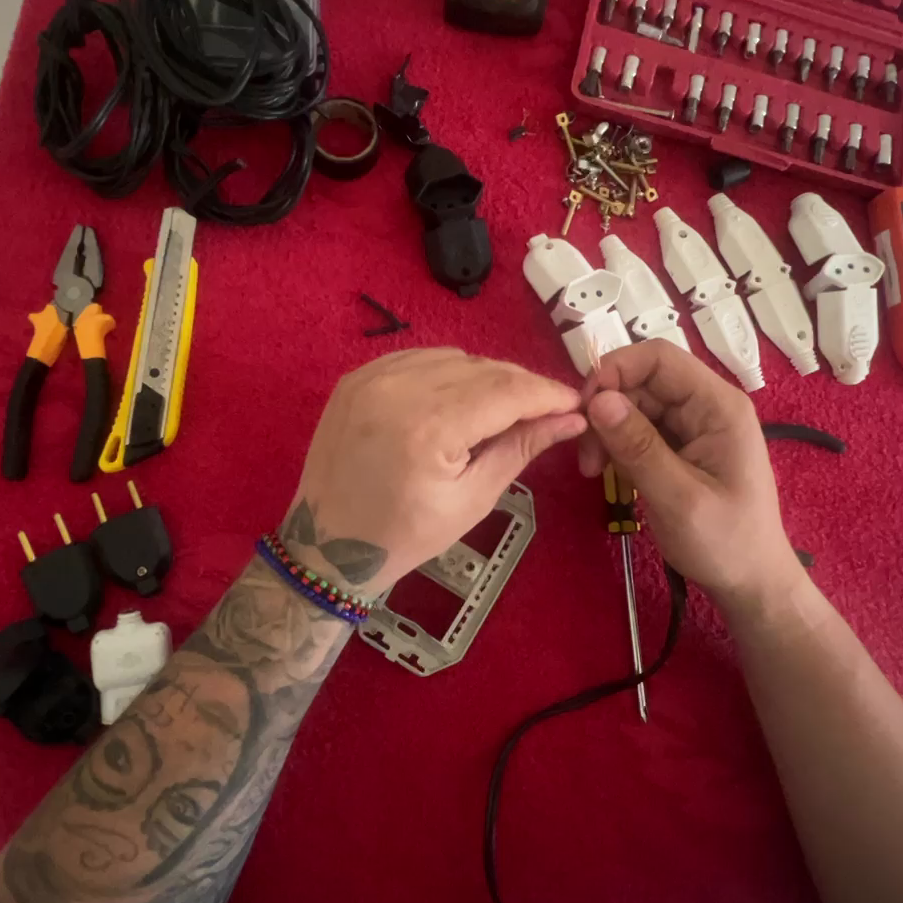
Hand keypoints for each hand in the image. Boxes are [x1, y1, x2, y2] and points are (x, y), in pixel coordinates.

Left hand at [283, 349, 586, 596]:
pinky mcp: (357, 376)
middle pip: (483, 368)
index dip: (548, 393)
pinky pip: (418, 358)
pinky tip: (458, 398)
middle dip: (521, 386)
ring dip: (486, 377)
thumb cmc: (403, 536)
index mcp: (429, 427)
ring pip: (453, 358)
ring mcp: (372, 377)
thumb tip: (571, 419)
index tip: (576, 403)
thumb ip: (520, 449)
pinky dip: (447, 372)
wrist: (326, 545)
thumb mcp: (471, 500)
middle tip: (547, 410)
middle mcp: (399, 388)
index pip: (507, 391)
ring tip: (502, 409)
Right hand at [576, 341, 805, 608]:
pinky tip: (608, 473)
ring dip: (606, 431)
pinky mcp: (678, 446)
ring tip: (593, 471)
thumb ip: (638, 447)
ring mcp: (692, 426)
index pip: (659, 358)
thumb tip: (597, 400)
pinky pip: (637, 429)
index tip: (584, 410)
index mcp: (718, 406)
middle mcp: (705, 406)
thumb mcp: (678, 497)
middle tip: (586, 457)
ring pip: (633, 405)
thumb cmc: (724, 542)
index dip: (615, 371)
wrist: (749, 583)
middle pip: (640, 381)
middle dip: (605, 410)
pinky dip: (615, 446)